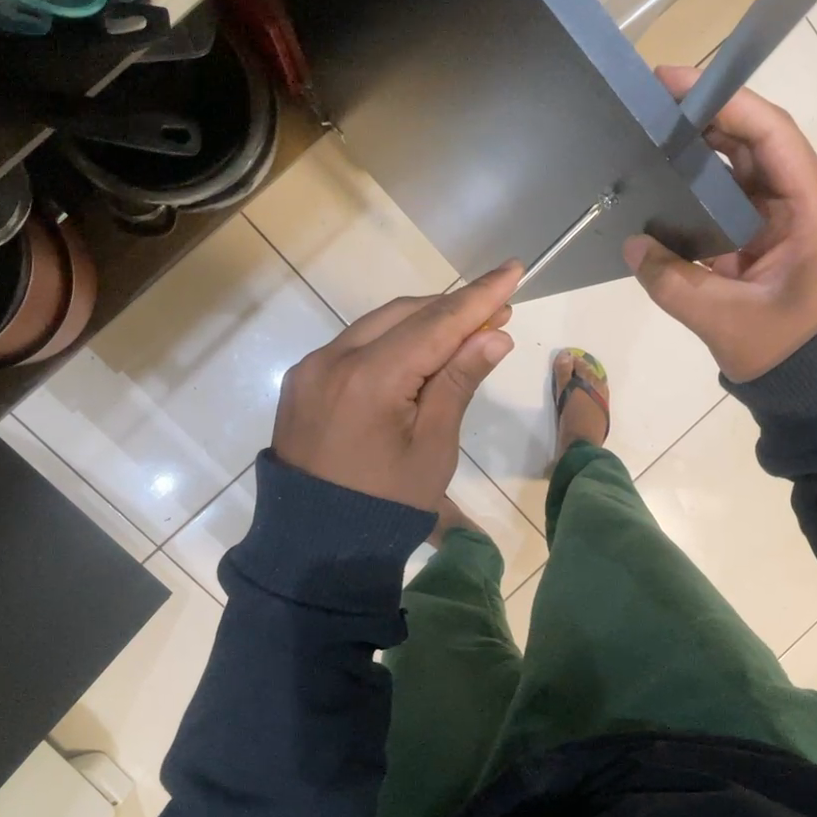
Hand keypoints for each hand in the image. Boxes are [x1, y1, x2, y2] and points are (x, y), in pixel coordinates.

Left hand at [272, 263, 520, 510]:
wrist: (317, 547)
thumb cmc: (388, 505)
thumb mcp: (434, 447)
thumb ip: (458, 382)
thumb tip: (493, 333)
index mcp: (368, 379)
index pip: (435, 323)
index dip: (479, 297)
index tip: (514, 270)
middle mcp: (332, 360)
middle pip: (404, 315)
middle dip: (452, 308)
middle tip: (498, 312)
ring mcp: (310, 369)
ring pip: (377, 326)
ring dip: (422, 323)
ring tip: (465, 331)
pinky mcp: (302, 383)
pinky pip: (354, 347)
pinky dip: (391, 342)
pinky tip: (418, 354)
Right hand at [626, 66, 816, 382]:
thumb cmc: (788, 354)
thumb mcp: (727, 321)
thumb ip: (675, 282)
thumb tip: (632, 245)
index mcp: (812, 213)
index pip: (772, 136)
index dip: (727, 103)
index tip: (674, 84)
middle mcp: (803, 205)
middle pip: (756, 143)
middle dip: (706, 119)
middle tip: (650, 106)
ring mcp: (785, 222)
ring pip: (742, 169)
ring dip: (701, 151)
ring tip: (650, 136)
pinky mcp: (767, 240)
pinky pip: (732, 201)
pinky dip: (700, 189)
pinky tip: (664, 183)